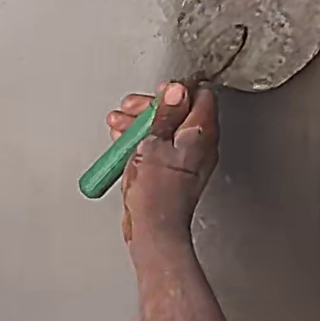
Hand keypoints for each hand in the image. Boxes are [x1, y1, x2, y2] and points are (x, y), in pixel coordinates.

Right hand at [108, 81, 218, 246]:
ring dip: (141, 125)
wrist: (154, 229)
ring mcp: (186, 162)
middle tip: (129, 110)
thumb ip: (165, 115)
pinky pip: (160, 150)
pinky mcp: (172, 175)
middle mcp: (199, 146)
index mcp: (201, 134)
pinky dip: (142, 144)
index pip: (197, 96)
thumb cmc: (156, 194)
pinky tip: (125, 145)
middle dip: (150, 108)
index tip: (151, 96)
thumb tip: (176, 91)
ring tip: (119, 127)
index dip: (172, 92)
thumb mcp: (153, 145)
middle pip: (179, 113)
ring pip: (166, 131)